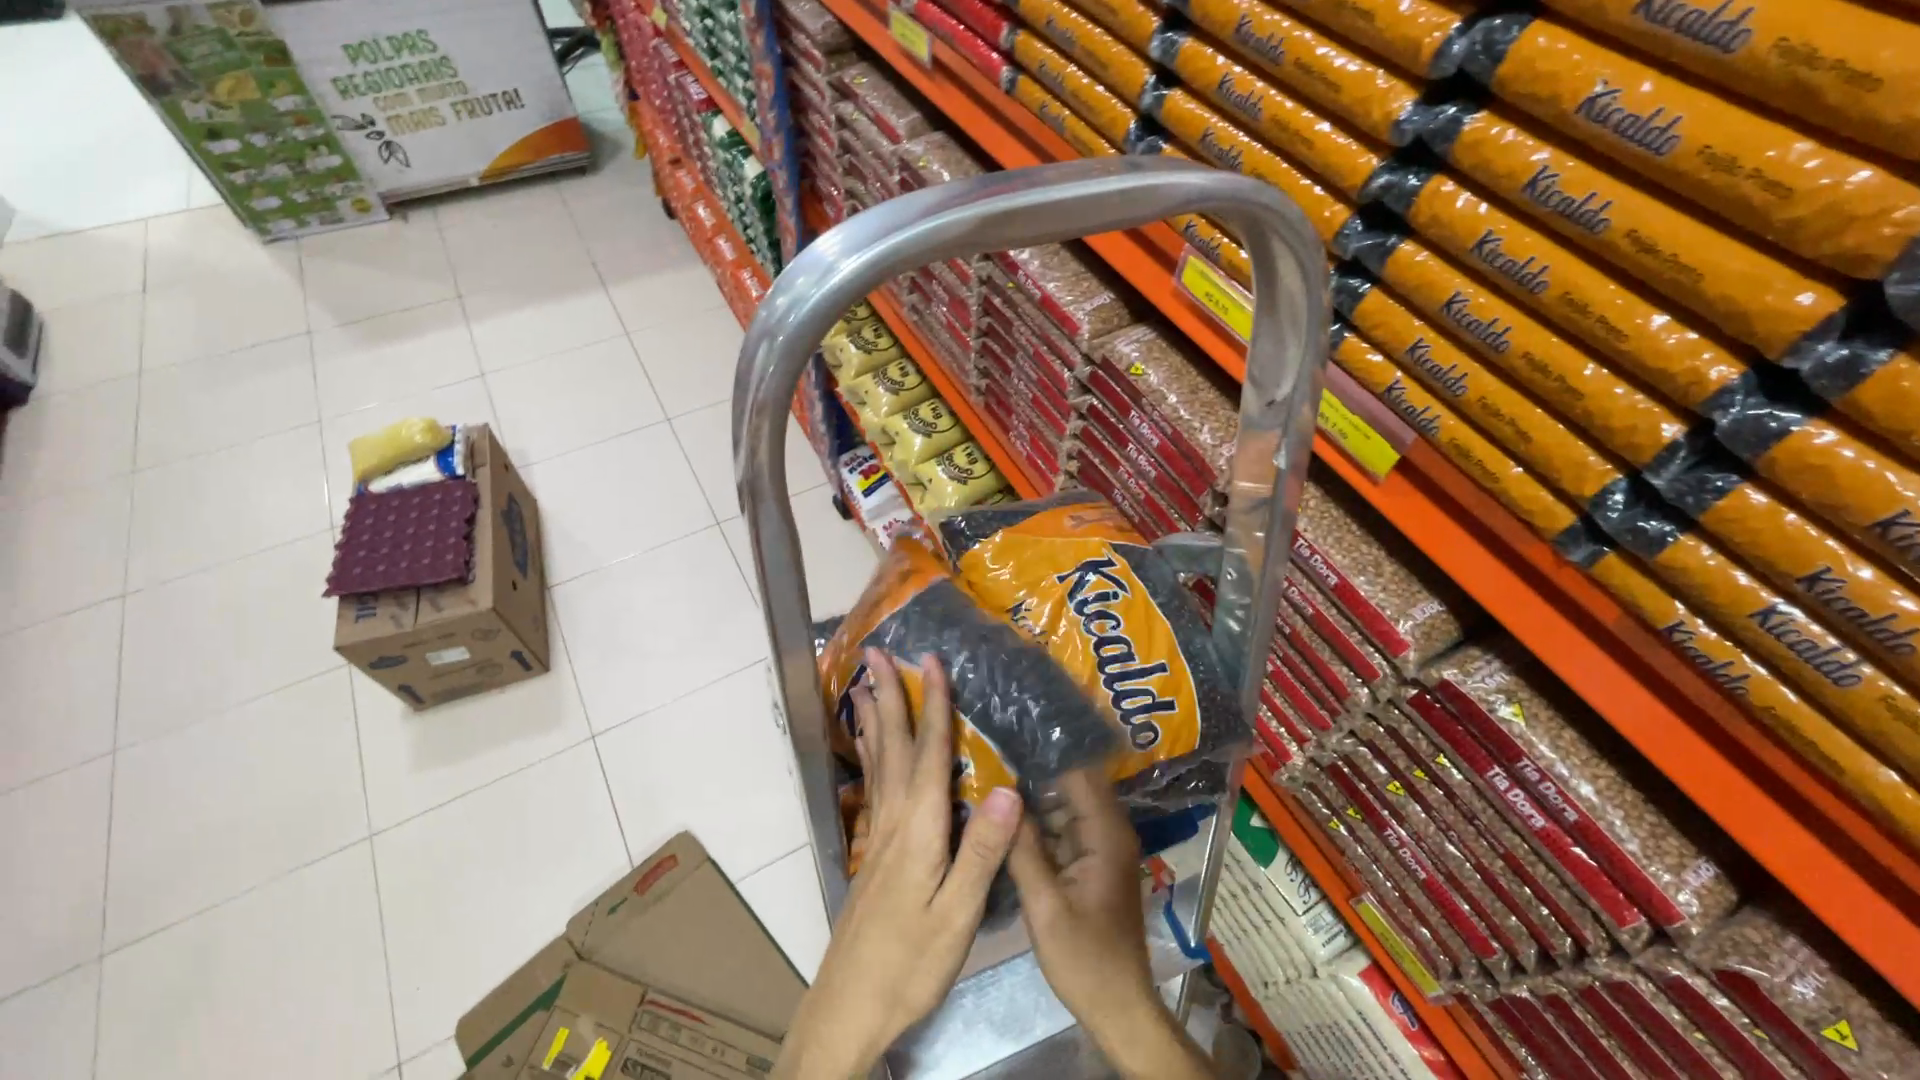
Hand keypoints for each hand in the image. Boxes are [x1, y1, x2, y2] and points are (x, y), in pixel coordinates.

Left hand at [775, 650, 1022, 1078]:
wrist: (850, 1006)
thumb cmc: (910, 963)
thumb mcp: (957, 915)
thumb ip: (981, 852)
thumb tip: (1008, 788)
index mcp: (920, 831)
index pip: (930, 755)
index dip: (934, 706)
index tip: (931, 660)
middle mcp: (894, 823)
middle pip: (895, 748)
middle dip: (890, 697)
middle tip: (878, 653)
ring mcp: (878, 839)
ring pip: (879, 765)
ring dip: (876, 721)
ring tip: (866, 685)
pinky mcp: (872, 856)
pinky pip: (875, 788)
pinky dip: (874, 758)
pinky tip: (875, 756)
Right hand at [1007, 770, 1212, 1078]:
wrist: (1116, 1006)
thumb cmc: (1085, 959)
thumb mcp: (1045, 905)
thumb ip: (1023, 849)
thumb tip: (1000, 795)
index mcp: (1106, 833)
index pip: (1078, 772)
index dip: (1045, 748)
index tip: (1008, 726)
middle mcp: (1108, 831)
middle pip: (1070, 783)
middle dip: (1033, 766)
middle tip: (987, 745)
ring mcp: (1099, 847)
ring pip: (1062, 805)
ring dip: (1031, 793)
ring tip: (987, 770)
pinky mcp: (1088, 863)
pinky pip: (1061, 829)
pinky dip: (1036, 821)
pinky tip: (1002, 815)